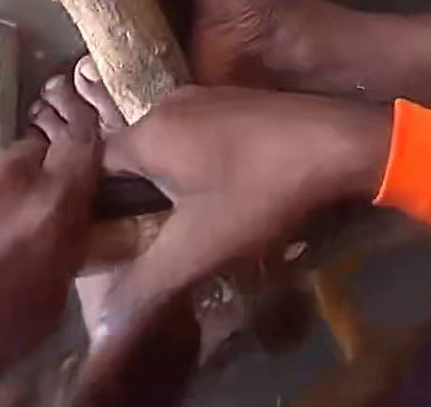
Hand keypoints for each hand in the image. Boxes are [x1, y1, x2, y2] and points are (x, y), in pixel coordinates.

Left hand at [0, 89, 101, 406]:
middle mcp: (1, 179)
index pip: (85, 142)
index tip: (73, 177)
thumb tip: (78, 226)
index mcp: (49, 206)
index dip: (80, 159)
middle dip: (24, 184)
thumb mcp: (41, 313)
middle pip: (29, 155)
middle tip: (3, 226)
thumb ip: (68, 252)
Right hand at [86, 86, 390, 368]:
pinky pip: (201, 138)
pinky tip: (224, 196)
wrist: (339, 141)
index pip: (91, 174)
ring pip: (169, 150)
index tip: (105, 251)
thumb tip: (100, 333)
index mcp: (150, 129)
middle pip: (131, 161)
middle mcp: (174, 102)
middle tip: (146, 244)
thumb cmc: (261, 188)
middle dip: (135, 204)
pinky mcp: (242, 102)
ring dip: (171, 188)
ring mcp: (212, 97)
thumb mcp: (197, 247)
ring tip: (186, 227)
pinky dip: (200, 168)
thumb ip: (142, 289)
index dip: (92, 216)